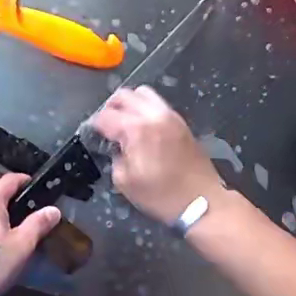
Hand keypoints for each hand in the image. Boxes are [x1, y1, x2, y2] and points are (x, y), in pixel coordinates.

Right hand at [89, 86, 228, 224]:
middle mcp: (153, 116)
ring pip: (143, 94)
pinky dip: (146, 110)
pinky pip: (158, 105)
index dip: (94, 124)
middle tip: (106, 125)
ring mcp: (170, 116)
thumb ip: (115, 158)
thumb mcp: (125, 182)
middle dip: (110, 107)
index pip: (105, 115)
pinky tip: (144, 129)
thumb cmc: (161, 195)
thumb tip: (116, 147)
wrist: (203, 202)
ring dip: (130, 104)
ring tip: (125, 122)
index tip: (92, 134)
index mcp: (136, 129)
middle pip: (124, 95)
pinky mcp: (182, 123)